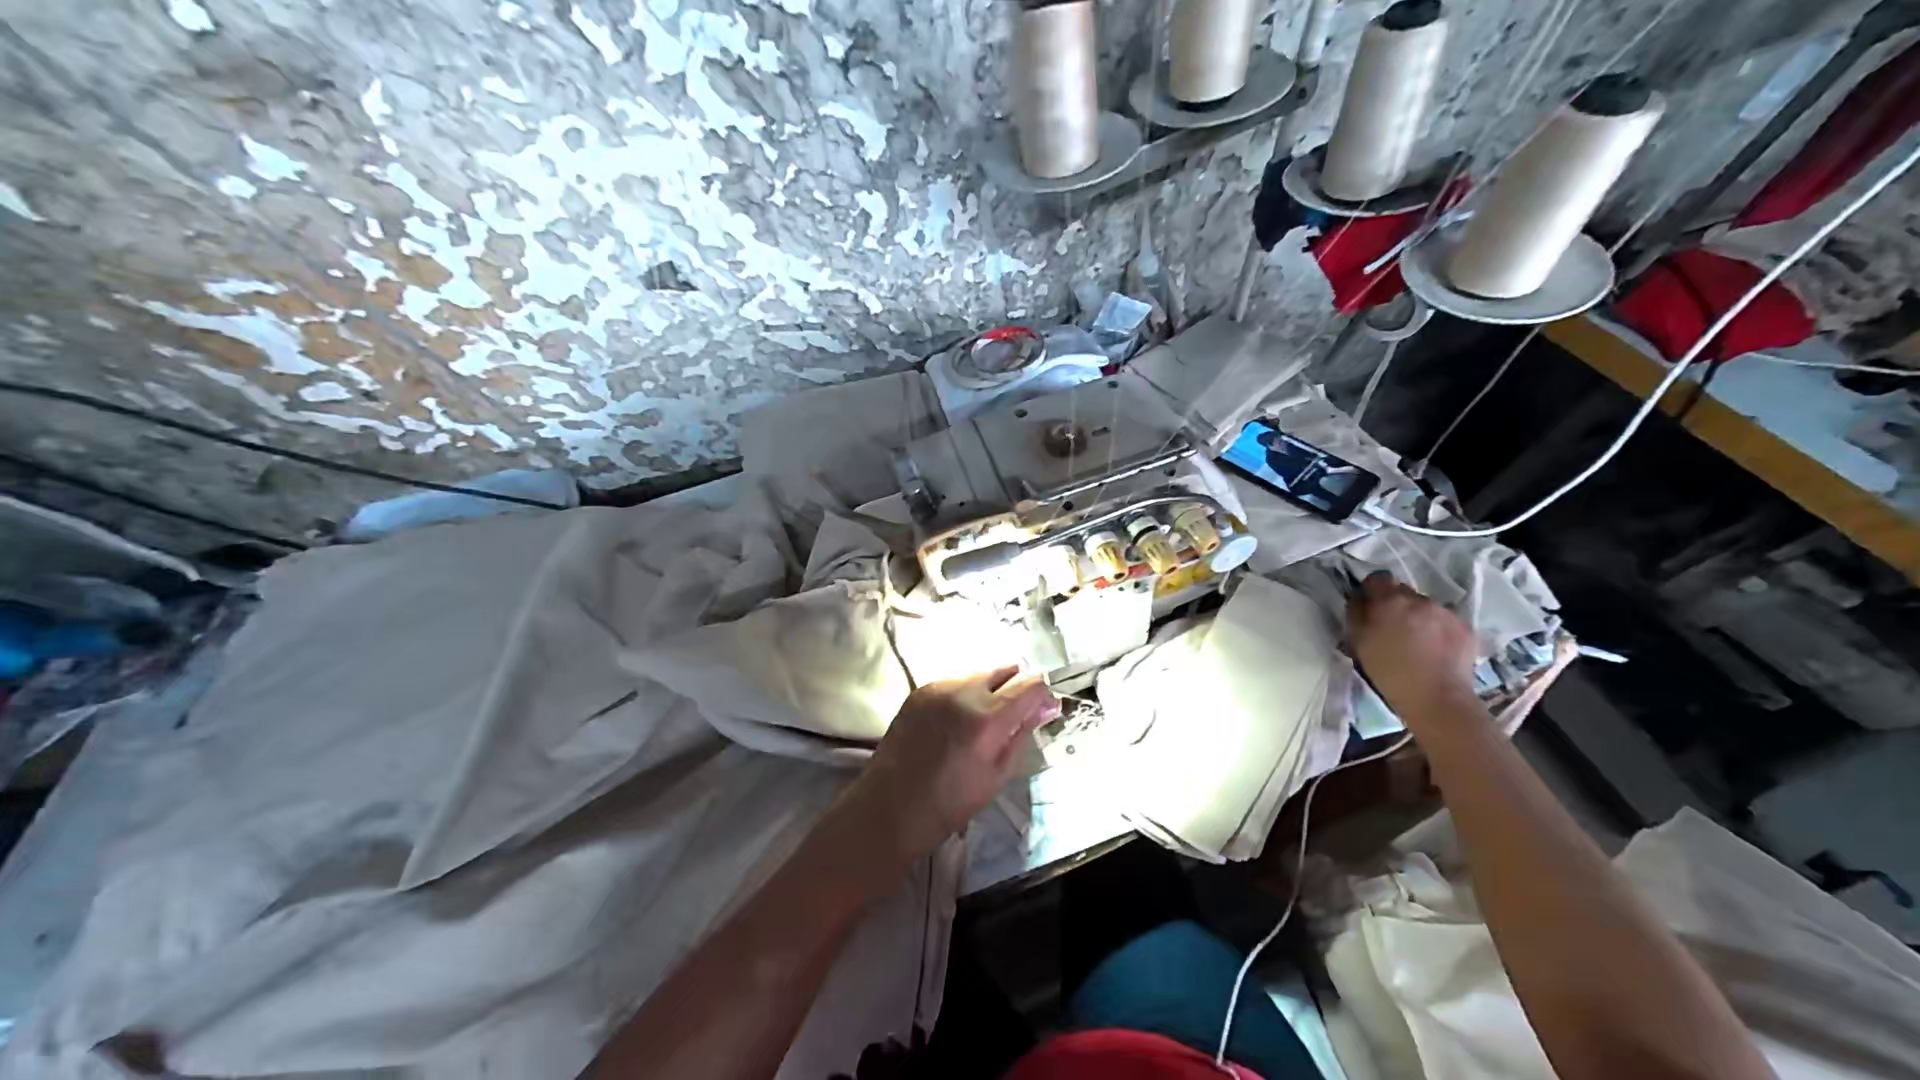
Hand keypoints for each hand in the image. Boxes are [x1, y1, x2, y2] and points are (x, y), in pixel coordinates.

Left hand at [842, 666, 1058, 864]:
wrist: (891, 806)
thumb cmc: (950, 802)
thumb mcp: (997, 774)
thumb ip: (1022, 734)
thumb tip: (1044, 708)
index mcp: (987, 718)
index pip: (1030, 685)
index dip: (1044, 695)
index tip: (1046, 709)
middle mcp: (963, 692)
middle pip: (1004, 672)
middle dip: (1017, 688)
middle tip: (1019, 714)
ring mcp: (938, 687)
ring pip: (978, 675)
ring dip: (991, 689)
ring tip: (986, 719)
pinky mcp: (920, 691)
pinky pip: (954, 682)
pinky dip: (966, 694)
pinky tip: (960, 719)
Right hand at [1347, 571, 1478, 720]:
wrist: (1437, 698)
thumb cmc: (1389, 671)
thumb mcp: (1358, 642)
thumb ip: (1356, 614)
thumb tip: (1359, 599)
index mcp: (1390, 600)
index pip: (1378, 578)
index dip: (1372, 590)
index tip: (1370, 606)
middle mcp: (1420, 599)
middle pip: (1403, 592)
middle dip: (1396, 605)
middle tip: (1392, 628)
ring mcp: (1446, 612)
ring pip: (1425, 607)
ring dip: (1418, 617)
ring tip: (1416, 642)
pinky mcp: (1465, 628)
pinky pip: (1445, 621)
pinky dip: (1438, 630)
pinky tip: (1435, 650)